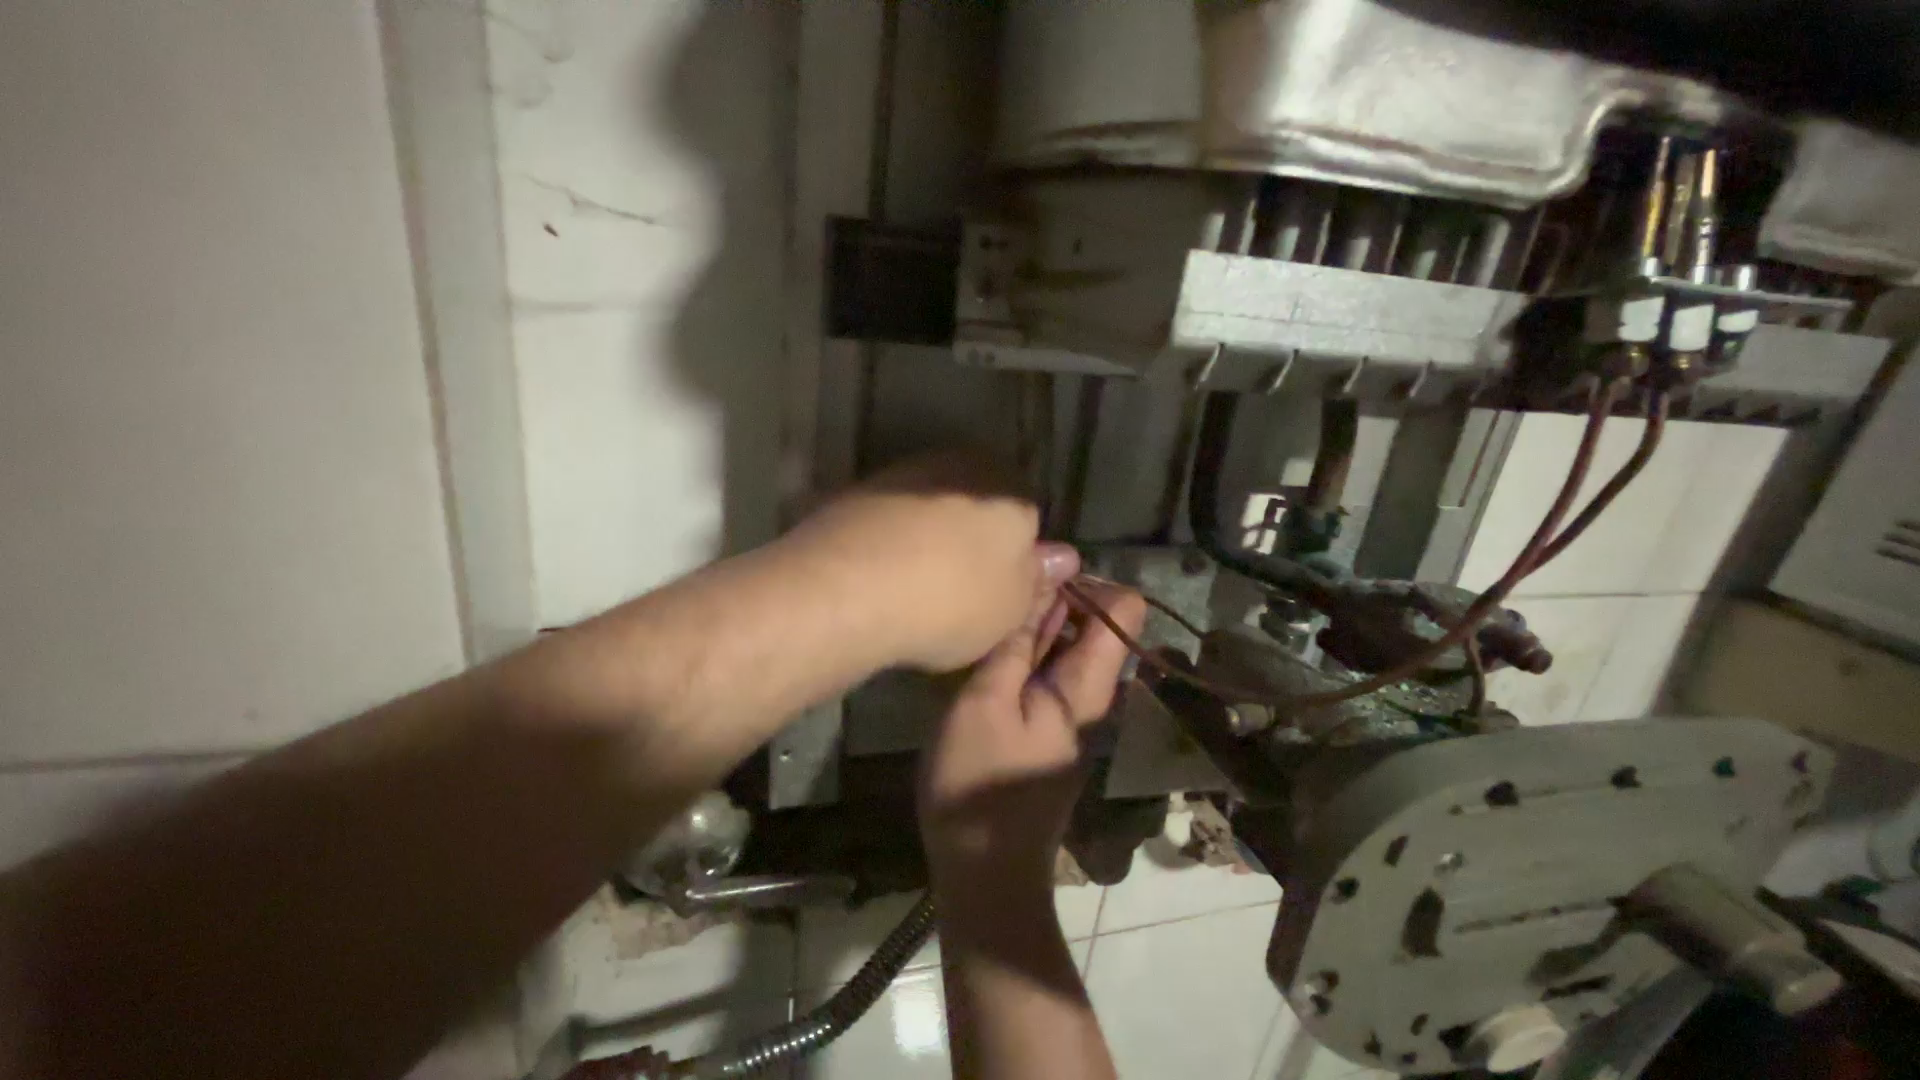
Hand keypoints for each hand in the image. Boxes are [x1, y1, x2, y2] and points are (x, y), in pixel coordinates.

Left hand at [783, 455, 1076, 671]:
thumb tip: (1061, 556)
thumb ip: (1037, 577)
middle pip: (977, 501)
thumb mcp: (1012, 607)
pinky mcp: (855, 491)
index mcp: (1010, 489)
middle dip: (973, 535)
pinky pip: (888, 517)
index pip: (1029, 512)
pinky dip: (889, 539)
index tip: (1001, 586)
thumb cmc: (952, 600)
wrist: (846, 589)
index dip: (1019, 551)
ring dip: (928, 534)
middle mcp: (959, 465)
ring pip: (930, 505)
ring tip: (915, 584)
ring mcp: (902, 472)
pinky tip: (879, 575)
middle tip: (961, 587)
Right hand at [918, 577, 1145, 891]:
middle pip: (1097, 623)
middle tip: (995, 611)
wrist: (984, 870)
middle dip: (1052, 603)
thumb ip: (1015, 641)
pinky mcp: (1052, 729)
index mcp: (1089, 684)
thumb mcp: (983, 701)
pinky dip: (1025, 658)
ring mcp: (1075, 714)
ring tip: (984, 635)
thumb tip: (1046, 579)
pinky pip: (1050, 674)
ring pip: (1069, 648)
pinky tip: (983, 670)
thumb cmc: (979, 784)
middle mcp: (1095, 695)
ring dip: (1033, 631)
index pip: (1125, 607)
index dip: (1084, 583)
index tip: (1033, 584)